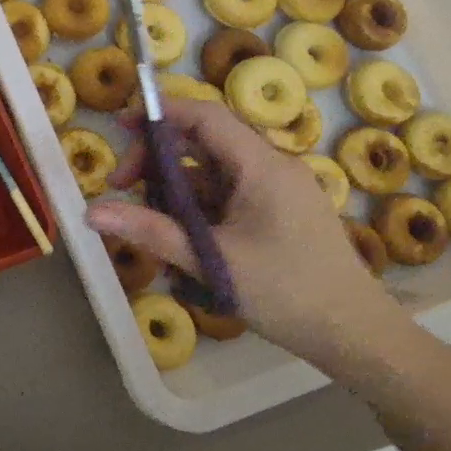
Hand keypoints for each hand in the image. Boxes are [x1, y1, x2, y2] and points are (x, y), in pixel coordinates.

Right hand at [85, 98, 409, 364]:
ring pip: (211, 172)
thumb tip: (92, 212)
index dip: (160, 112)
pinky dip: (197, 208)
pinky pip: (226, 194)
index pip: (205, 116)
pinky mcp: (279, 213)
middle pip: (202, 142)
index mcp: (262, 167)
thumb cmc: (289, 293)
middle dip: (157, 160)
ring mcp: (278, 191)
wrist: (358, 337)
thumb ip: (150, 231)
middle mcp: (272, 168)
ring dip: (175, 189)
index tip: (119, 124)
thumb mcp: (212, 260)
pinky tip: (181, 240)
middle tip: (124, 188)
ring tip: (150, 223)